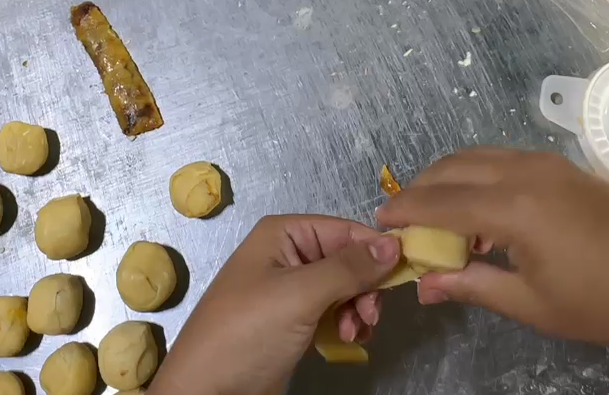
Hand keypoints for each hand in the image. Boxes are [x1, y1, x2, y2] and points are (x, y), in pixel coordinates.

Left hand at [150, 215, 400, 394]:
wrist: (206, 392)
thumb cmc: (248, 331)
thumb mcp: (299, 295)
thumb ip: (347, 268)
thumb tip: (393, 243)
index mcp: (284, 233)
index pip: (343, 229)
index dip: (375, 250)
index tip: (403, 279)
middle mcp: (287, 253)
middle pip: (346, 259)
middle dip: (364, 286)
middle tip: (368, 317)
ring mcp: (289, 289)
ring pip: (343, 288)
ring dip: (356, 308)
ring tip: (353, 333)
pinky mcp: (291, 321)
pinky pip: (331, 311)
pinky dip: (345, 323)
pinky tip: (346, 340)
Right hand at [375, 147, 608, 357]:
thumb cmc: (608, 305)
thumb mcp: (534, 305)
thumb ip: (472, 285)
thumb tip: (424, 284)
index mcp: (514, 206)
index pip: (440, 200)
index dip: (405, 210)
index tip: (378, 220)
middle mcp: (523, 170)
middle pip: (452, 167)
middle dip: (421, 188)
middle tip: (403, 218)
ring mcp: (546, 162)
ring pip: (476, 156)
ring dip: (449, 178)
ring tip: (439, 216)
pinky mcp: (563, 165)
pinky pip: (502, 159)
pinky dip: (478, 175)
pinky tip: (484, 211)